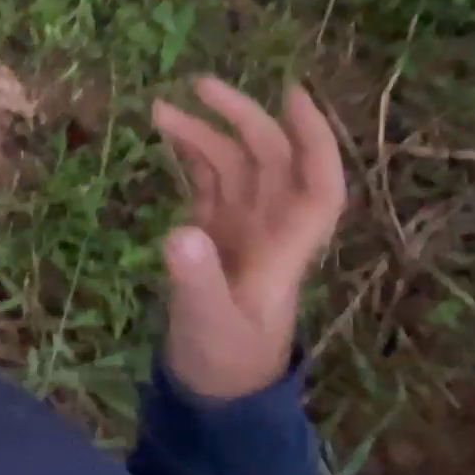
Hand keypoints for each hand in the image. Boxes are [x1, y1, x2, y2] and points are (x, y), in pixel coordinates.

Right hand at [151, 79, 346, 399]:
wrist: (216, 388)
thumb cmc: (224, 357)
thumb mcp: (206, 321)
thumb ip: (195, 278)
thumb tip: (180, 232)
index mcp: (284, 246)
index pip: (315, 183)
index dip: (313, 138)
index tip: (291, 93)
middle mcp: (268, 228)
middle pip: (269, 161)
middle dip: (242, 119)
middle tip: (198, 85)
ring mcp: (240, 230)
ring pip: (233, 168)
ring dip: (205, 135)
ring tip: (159, 109)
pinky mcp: (212, 236)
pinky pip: (208, 183)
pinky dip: (192, 157)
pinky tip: (168, 136)